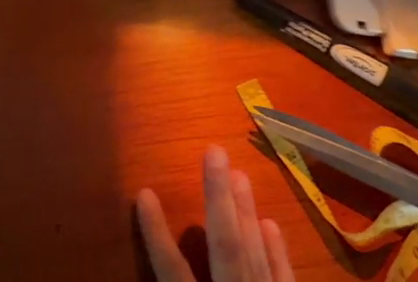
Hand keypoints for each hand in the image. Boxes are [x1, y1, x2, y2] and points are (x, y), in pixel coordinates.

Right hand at [137, 145, 295, 281]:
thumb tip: (133, 280)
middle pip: (225, 245)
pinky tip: (270, 224)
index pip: (172, 269)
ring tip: (240, 173)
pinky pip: (284, 278)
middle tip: (215, 149)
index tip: (145, 192)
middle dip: (219, 197)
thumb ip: (173, 279)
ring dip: (246, 213)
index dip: (157, 232)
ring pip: (254, 254)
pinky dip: (277, 252)